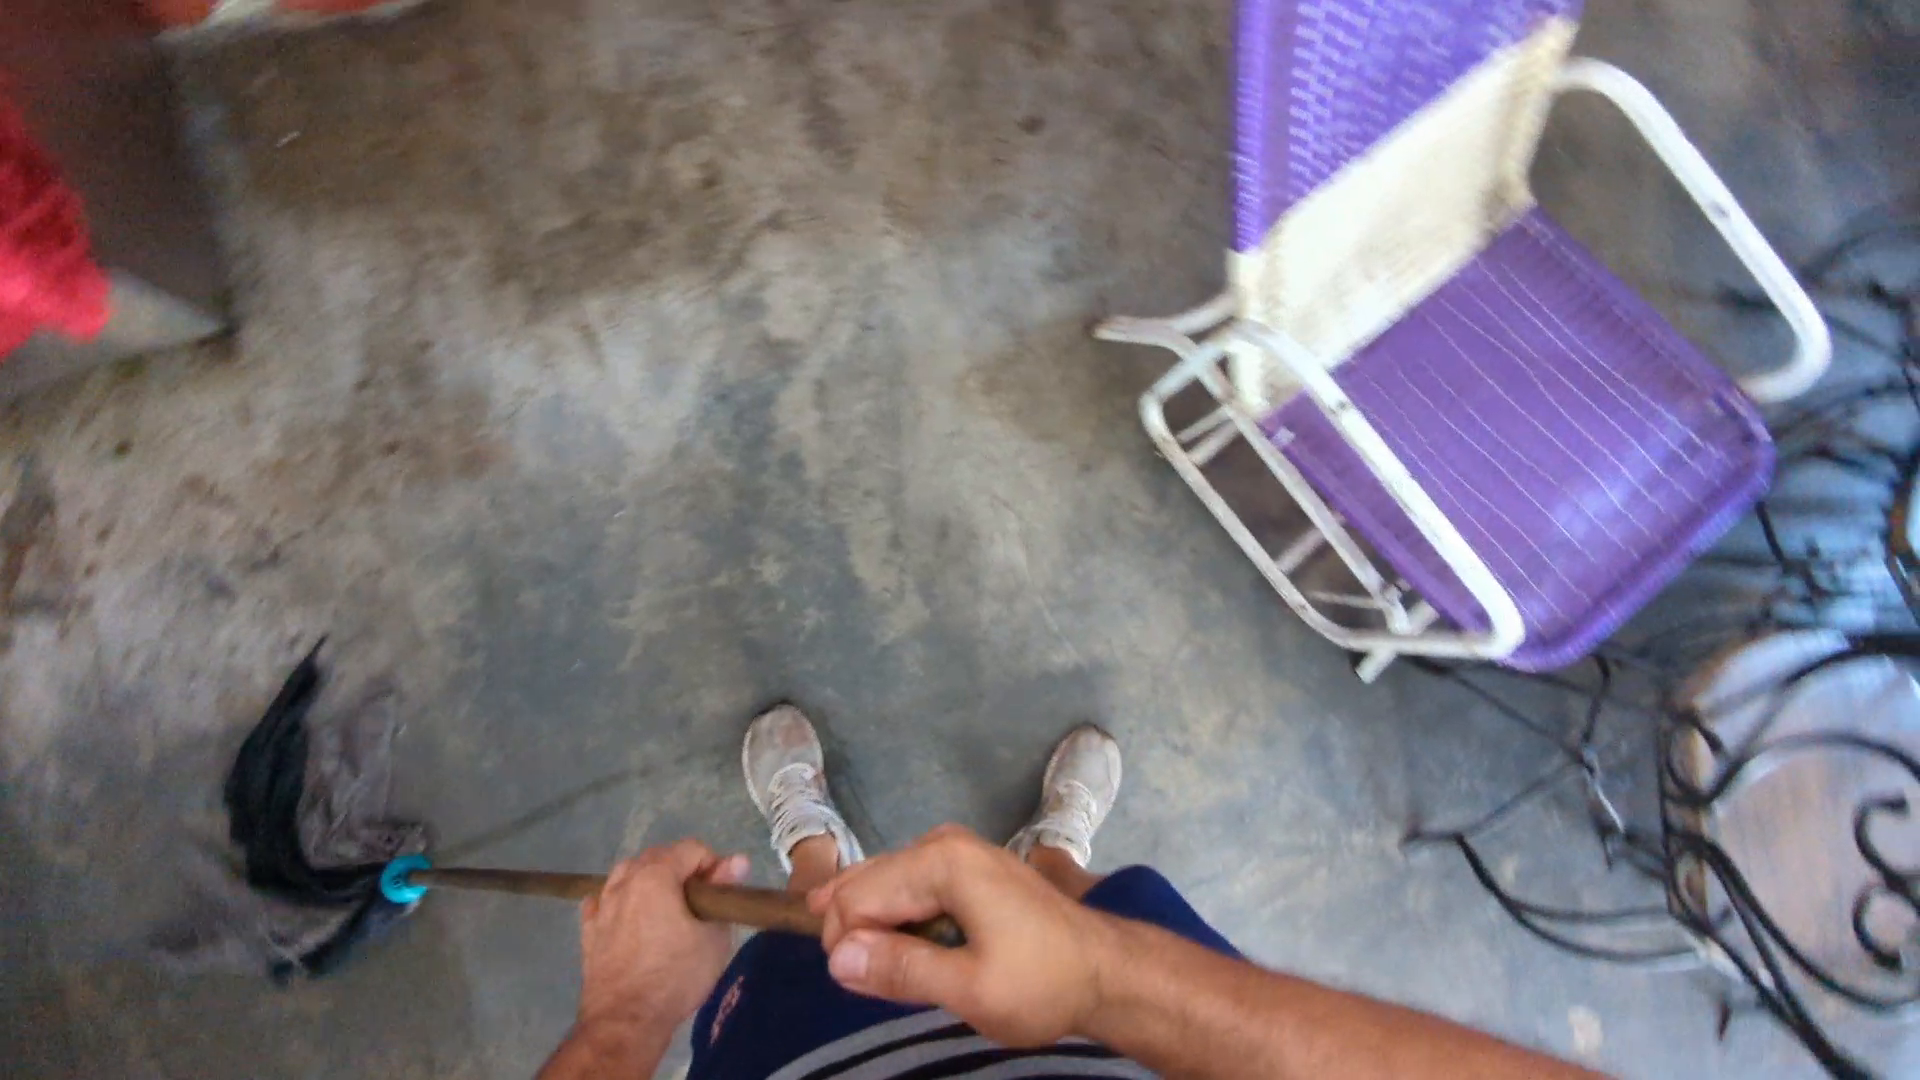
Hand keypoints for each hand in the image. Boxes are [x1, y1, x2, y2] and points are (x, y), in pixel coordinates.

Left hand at [576, 840, 749, 1029]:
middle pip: (658, 856)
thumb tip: (740, 860)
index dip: (713, 866)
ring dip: (647, 879)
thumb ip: (724, 891)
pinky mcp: (588, 933)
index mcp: (656, 875)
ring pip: (625, 874)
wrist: (625, 1023)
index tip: (720, 894)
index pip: (692, 849)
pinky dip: (615, 901)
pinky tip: (624, 915)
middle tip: (699, 900)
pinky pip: (600, 902)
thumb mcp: (714, 934)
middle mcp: (625, 882)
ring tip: (664, 905)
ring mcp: (602, 907)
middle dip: (682, 869)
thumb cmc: (676, 975)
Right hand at [809, 825, 1112, 1046]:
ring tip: (872, 966)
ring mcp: (956, 849)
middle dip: (853, 928)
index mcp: (942, 862)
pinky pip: (910, 882)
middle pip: (869, 880)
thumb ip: (902, 970)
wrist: (1104, 969)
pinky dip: (896, 913)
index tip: (860, 986)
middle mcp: (942, 842)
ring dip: (873, 922)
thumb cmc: (1041, 982)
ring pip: (887, 880)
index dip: (847, 943)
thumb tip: (837, 957)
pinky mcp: (966, 864)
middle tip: (861, 980)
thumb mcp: (970, 989)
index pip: (860, 895)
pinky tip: (895, 942)